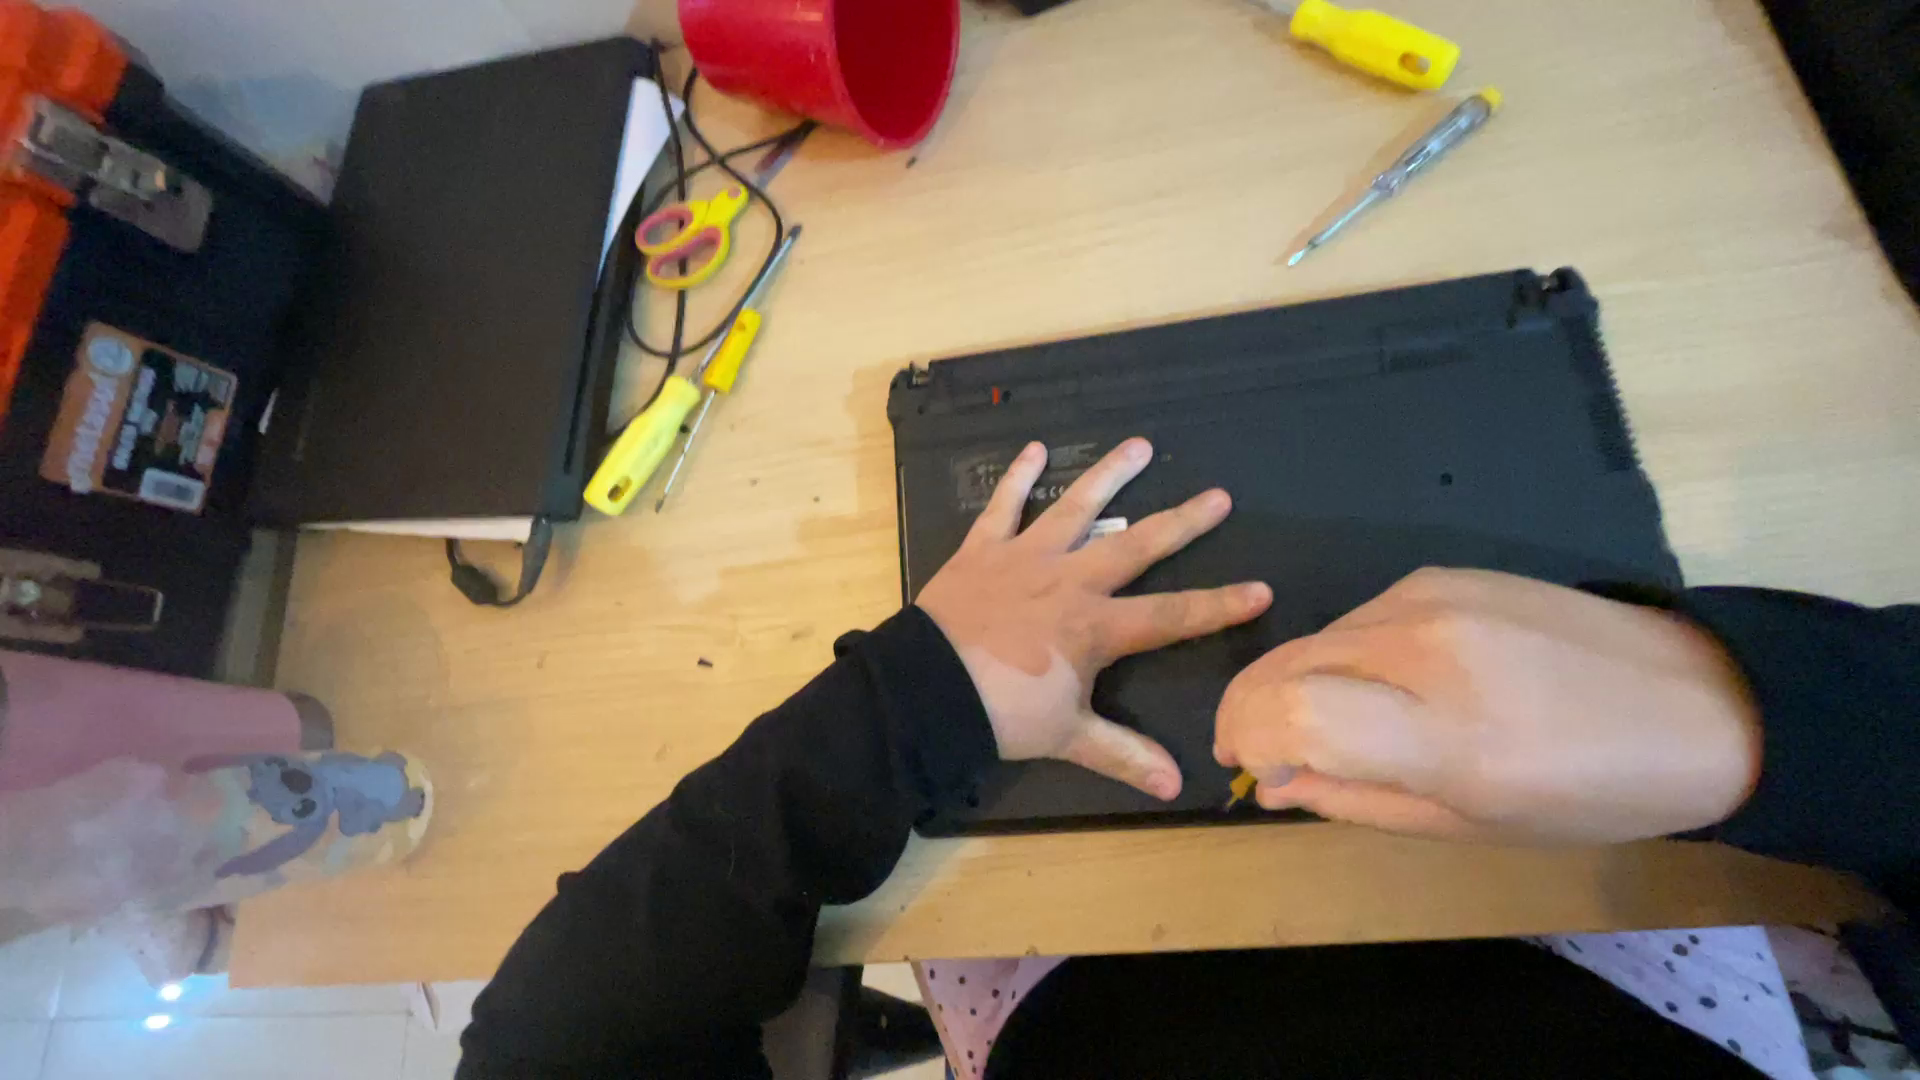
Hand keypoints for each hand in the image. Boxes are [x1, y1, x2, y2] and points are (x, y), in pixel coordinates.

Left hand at [918, 438, 1272, 799]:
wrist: (928, 690)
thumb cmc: (1002, 712)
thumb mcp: (1068, 736)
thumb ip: (1123, 755)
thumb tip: (1177, 786)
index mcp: (1095, 626)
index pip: (1172, 615)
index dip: (1218, 605)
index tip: (1261, 589)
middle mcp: (1069, 580)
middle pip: (1135, 546)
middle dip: (1181, 523)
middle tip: (1218, 497)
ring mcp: (1026, 557)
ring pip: (1075, 508)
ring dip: (1109, 476)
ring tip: (1140, 445)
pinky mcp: (984, 548)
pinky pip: (1003, 505)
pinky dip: (1018, 477)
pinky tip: (1034, 449)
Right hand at [1214, 568, 1761, 842]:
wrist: (1704, 699)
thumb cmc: (1589, 790)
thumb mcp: (1466, 825)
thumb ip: (1351, 800)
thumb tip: (1271, 781)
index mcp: (1449, 733)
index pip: (1297, 713)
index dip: (1249, 736)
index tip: (1246, 766)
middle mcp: (1425, 646)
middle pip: (1283, 666)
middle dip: (1246, 710)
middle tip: (1250, 748)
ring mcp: (1427, 598)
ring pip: (1311, 641)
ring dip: (1292, 684)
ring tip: (1330, 719)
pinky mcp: (1434, 575)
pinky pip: (1351, 621)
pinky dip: (1338, 658)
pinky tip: (1381, 680)